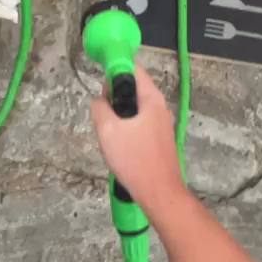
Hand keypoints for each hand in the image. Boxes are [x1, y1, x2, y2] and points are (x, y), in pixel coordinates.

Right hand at [89, 65, 185, 209]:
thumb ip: (100, 108)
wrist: (159, 192)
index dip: (115, 70)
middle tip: (102, 112)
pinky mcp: (160, 139)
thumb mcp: (108, 130)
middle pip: (135, 88)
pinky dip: (127, 127)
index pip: (134, 69)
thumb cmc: (134, 159)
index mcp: (152, 98)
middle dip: (115, 96)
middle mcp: (161, 106)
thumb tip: (99, 101)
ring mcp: (163, 123)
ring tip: (108, 132)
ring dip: (119, 114)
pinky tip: (119, 145)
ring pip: (136, 108)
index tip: (100, 86)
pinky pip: (141, 123)